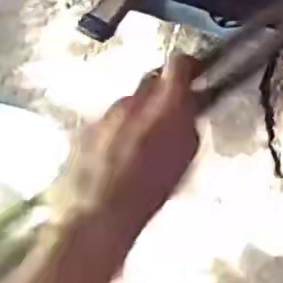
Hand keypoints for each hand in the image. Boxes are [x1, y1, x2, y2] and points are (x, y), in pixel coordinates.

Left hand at [79, 53, 201, 226]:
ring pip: (129, 101)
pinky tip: (119, 155)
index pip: (179, 63)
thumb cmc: (149, 192)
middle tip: (171, 109)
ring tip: (144, 140)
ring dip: (140, 112)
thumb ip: (189, 121)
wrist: (94, 218)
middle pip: (153, 79)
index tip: (197, 73)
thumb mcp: (185, 155)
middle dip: (164, 89)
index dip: (190, 65)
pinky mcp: (85, 130)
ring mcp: (106, 113)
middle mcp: (133, 100)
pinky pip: (109, 120)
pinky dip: (118, 130)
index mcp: (164, 103)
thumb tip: (191, 105)